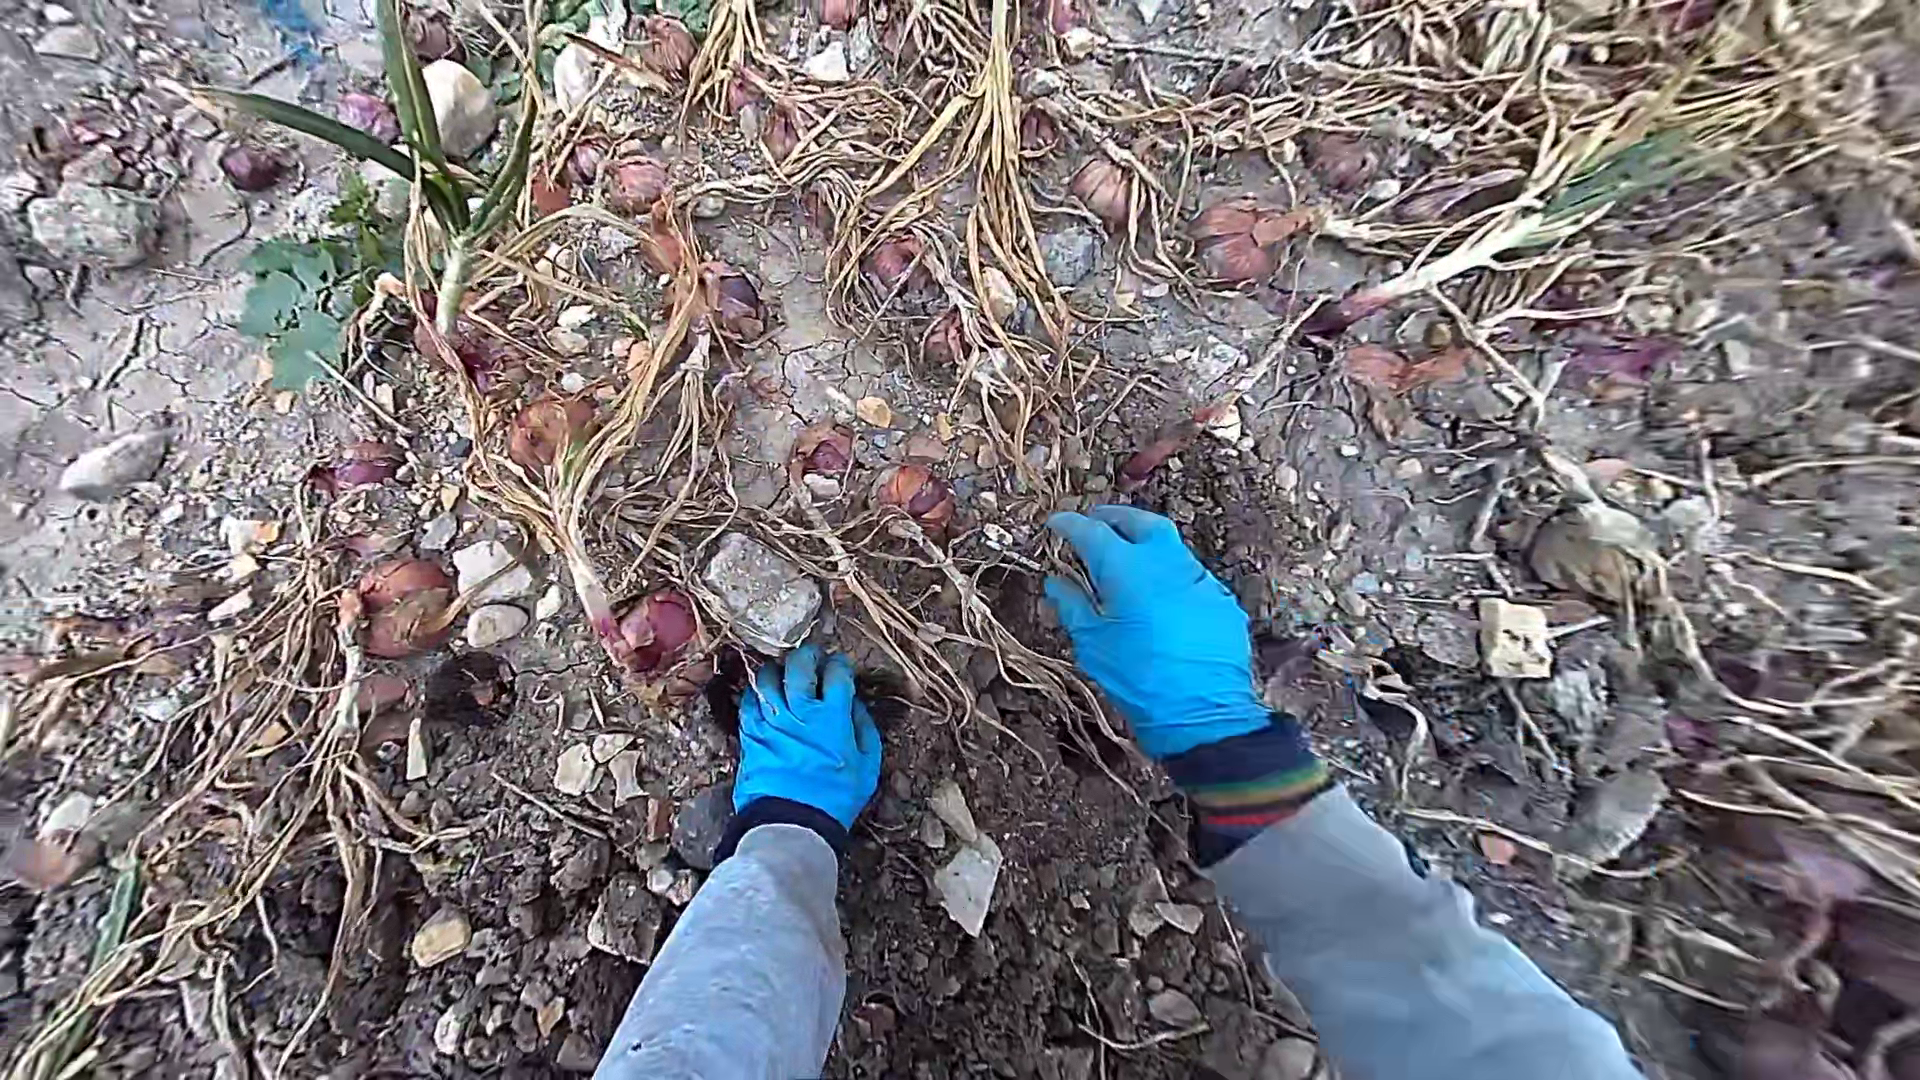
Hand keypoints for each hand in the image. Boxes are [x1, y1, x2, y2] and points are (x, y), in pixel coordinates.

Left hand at [734, 644, 881, 828]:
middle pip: (799, 665)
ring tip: (782, 672)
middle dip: (807, 654)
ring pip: (767, 678)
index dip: (839, 664)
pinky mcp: (751, 735)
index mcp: (833, 716)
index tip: (839, 666)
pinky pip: (748, 703)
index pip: (836, 673)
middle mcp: (801, 712)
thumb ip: (865, 730)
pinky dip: (755, 694)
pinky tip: (763, 695)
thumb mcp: (868, 767)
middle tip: (811, 657)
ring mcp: (773, 722)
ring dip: (776, 670)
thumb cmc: (835, 798)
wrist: (792, 825)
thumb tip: (856, 706)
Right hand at [1045, 505, 1268, 758]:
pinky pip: (1186, 570)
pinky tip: (1156, 590)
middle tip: (1094, 523)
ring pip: (1166, 542)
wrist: (1203, 712)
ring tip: (1124, 554)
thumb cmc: (1137, 677)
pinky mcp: (1218, 595)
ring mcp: (1196, 575)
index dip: (1069, 524)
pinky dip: (1164, 569)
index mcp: (1125, 567)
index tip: (1056, 523)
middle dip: (1112, 517)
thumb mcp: (1092, 642)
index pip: (1090, 531)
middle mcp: (1163, 560)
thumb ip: (1072, 604)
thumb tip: (1056, 582)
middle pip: (1137, 520)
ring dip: (1141, 540)